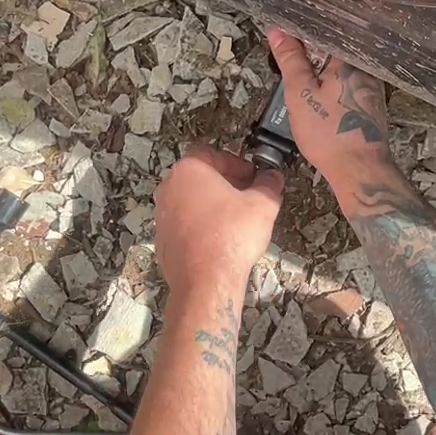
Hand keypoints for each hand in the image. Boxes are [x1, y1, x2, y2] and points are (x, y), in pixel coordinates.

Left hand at [153, 144, 283, 298]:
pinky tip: (221, 237)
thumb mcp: (263, 204)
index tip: (251, 174)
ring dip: (213, 204)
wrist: (206, 280)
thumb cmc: (229, 237)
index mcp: (189, 171)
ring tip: (237, 217)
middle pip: (199, 176)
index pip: (212, 154)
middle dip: (225, 183)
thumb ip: (269, 185)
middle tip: (247, 193)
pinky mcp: (163, 240)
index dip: (236, 163)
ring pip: (191, 200)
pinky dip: (202, 225)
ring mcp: (162, 216)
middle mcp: (169, 189)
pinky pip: (185, 224)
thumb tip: (273, 178)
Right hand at [266, 29, 397, 197]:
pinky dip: (332, 89)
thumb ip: (290, 60)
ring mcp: (370, 85)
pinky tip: (323, 104)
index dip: (297, 35)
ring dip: (320, 73)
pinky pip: (347, 85)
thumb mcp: (300, 94)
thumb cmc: (330, 135)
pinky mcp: (371, 102)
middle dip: (309, 56)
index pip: (320, 32)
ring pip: (339, 69)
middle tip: (289, 69)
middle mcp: (364, 67)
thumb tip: (278, 33)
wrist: (359, 169)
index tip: (281, 40)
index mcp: (347, 58)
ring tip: (304, 90)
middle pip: (331, 50)